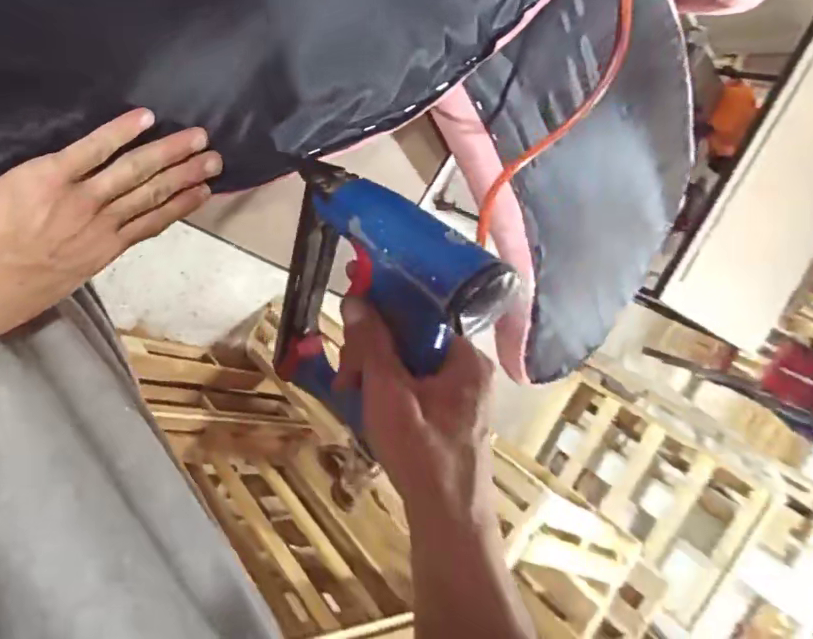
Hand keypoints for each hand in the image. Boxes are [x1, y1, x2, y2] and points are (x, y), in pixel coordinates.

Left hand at [0, 108, 220, 331]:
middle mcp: (100, 224)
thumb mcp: (57, 283)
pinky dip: (120, 131)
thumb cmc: (5, 291)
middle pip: (152, 193)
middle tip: (214, 158)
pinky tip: (143, 117)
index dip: (180, 205)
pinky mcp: (51, 176)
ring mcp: (79, 199)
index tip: (203, 192)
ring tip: (196, 138)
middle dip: (186, 175)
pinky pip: (93, 148)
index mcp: (100, 252)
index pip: (150, 223)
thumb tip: (95, 241)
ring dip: (168, 153)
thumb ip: (80, 256)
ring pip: (134, 171)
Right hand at [335, 297, 494, 522]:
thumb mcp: (389, 391)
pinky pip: (409, 381)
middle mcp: (466, 369)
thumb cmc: (422, 453)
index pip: (422, 307)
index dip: (384, 296)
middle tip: (346, 371)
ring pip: (405, 359)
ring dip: (371, 369)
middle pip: (408, 334)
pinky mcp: (446, 413)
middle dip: (370, 347)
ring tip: (348, 390)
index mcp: (465, 357)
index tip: (352, 289)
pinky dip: (383, 386)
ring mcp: (457, 393)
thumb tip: (355, 298)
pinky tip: (362, 401)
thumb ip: (372, 342)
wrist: (449, 524)